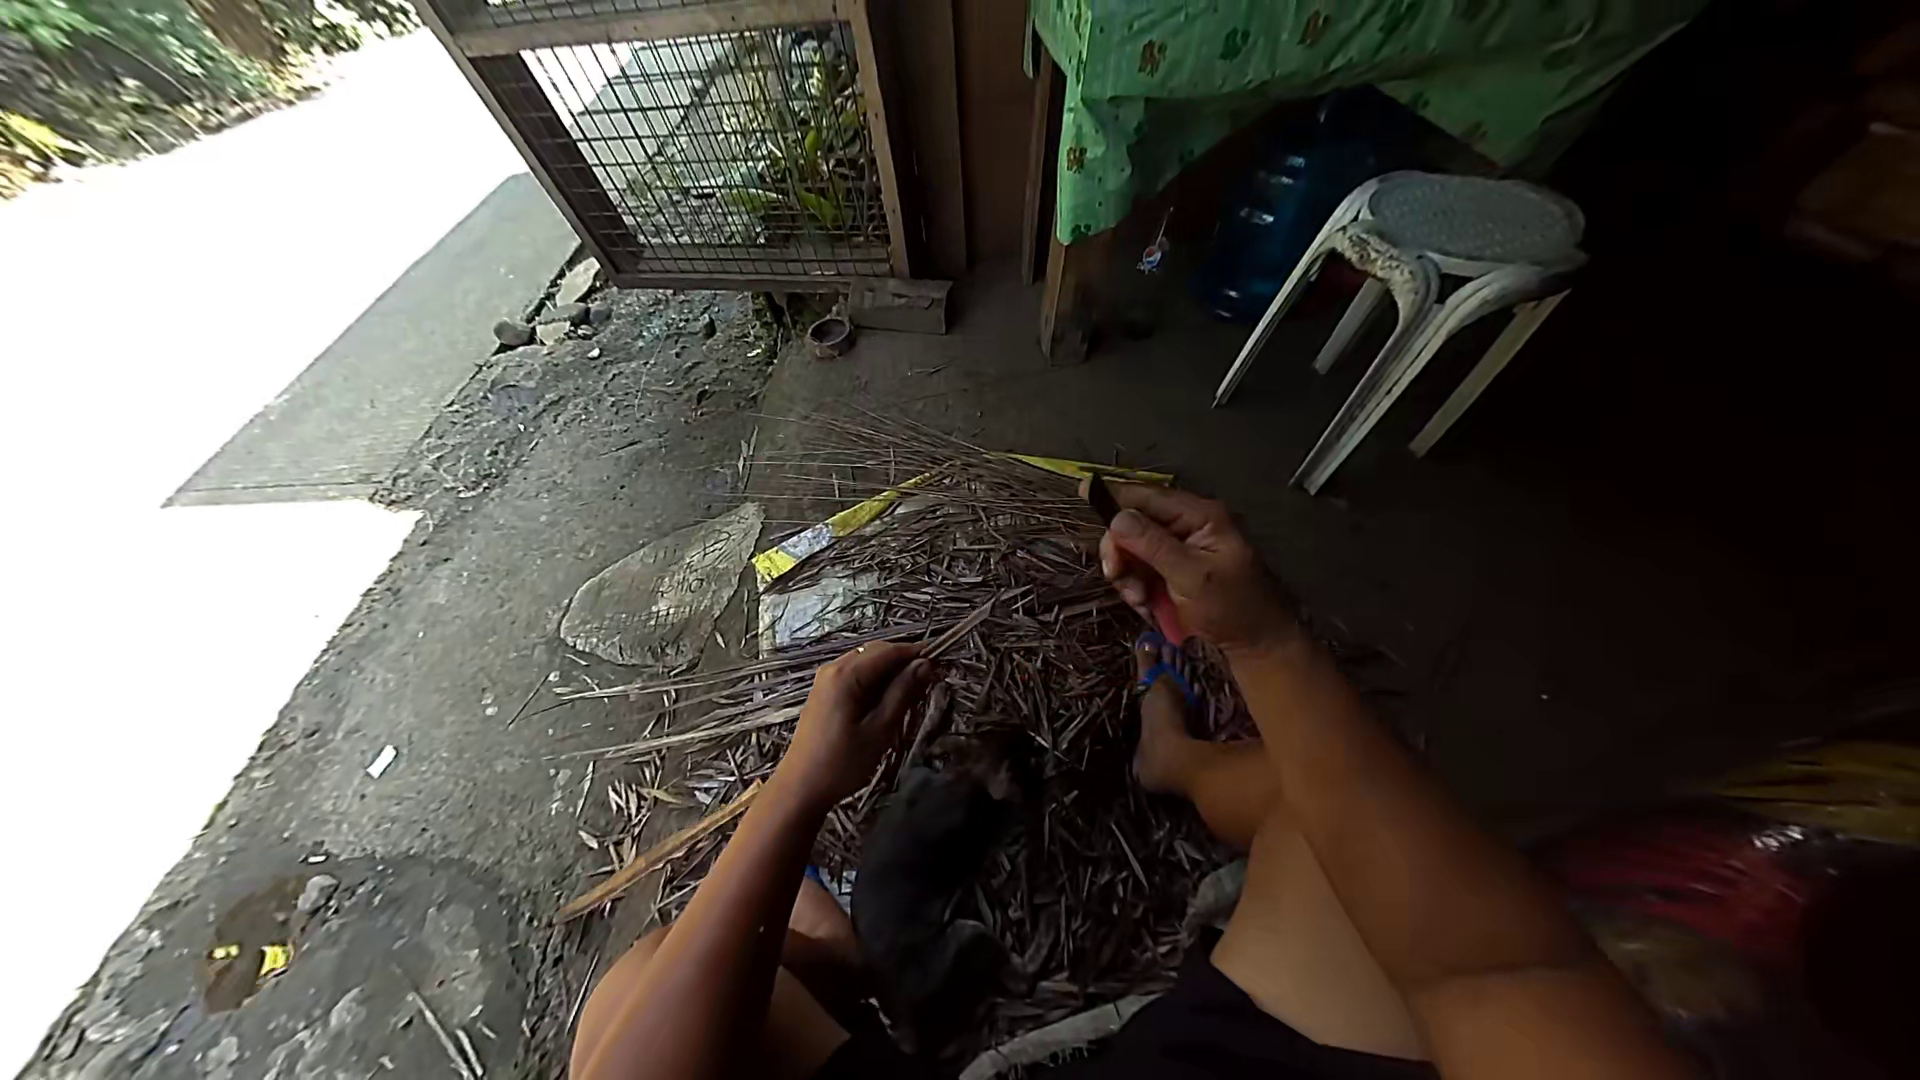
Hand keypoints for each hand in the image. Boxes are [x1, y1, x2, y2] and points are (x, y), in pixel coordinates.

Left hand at [777, 642, 933, 811]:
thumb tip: (925, 664)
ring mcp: (826, 679)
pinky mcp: (825, 692)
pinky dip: (876, 680)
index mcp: (846, 674)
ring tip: (914, 689)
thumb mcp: (880, 729)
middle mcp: (833, 668)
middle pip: (876, 651)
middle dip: (904, 660)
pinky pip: (856, 674)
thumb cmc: (842, 763)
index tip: (942, 659)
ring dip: (891, 670)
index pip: (888, 650)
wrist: (800, 788)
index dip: (916, 652)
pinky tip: (888, 698)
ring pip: (866, 662)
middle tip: (930, 677)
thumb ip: (902, 692)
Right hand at [1098, 485, 1298, 656]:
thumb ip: (1153, 545)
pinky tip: (1144, 603)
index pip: (1149, 497)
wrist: (1254, 645)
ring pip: (1129, 550)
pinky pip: (1136, 571)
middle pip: (1133, 524)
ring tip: (1139, 598)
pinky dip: (1133, 587)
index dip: (1116, 495)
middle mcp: (1185, 527)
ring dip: (1126, 574)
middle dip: (1120, 550)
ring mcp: (1175, 550)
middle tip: (1116, 574)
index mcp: (1199, 516)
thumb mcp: (1192, 576)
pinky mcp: (1168, 572)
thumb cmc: (1233, 608)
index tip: (1083, 491)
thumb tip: (1118, 518)